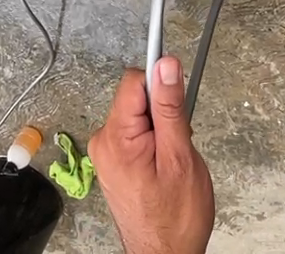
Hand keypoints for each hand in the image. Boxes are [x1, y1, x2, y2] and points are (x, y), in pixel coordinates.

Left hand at [90, 57, 214, 253]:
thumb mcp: (179, 156)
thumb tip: (165, 65)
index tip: (176, 99)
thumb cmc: (175, 218)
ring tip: (170, 158)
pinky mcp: (115, 159)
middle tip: (176, 143)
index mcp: (116, 138)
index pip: (135, 81)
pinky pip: (136, 130)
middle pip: (137, 96)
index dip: (161, 85)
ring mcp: (108, 151)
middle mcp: (105, 141)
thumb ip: (170, 107)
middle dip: (163, 112)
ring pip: (139, 113)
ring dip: (160, 128)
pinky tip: (163, 163)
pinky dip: (154, 140)